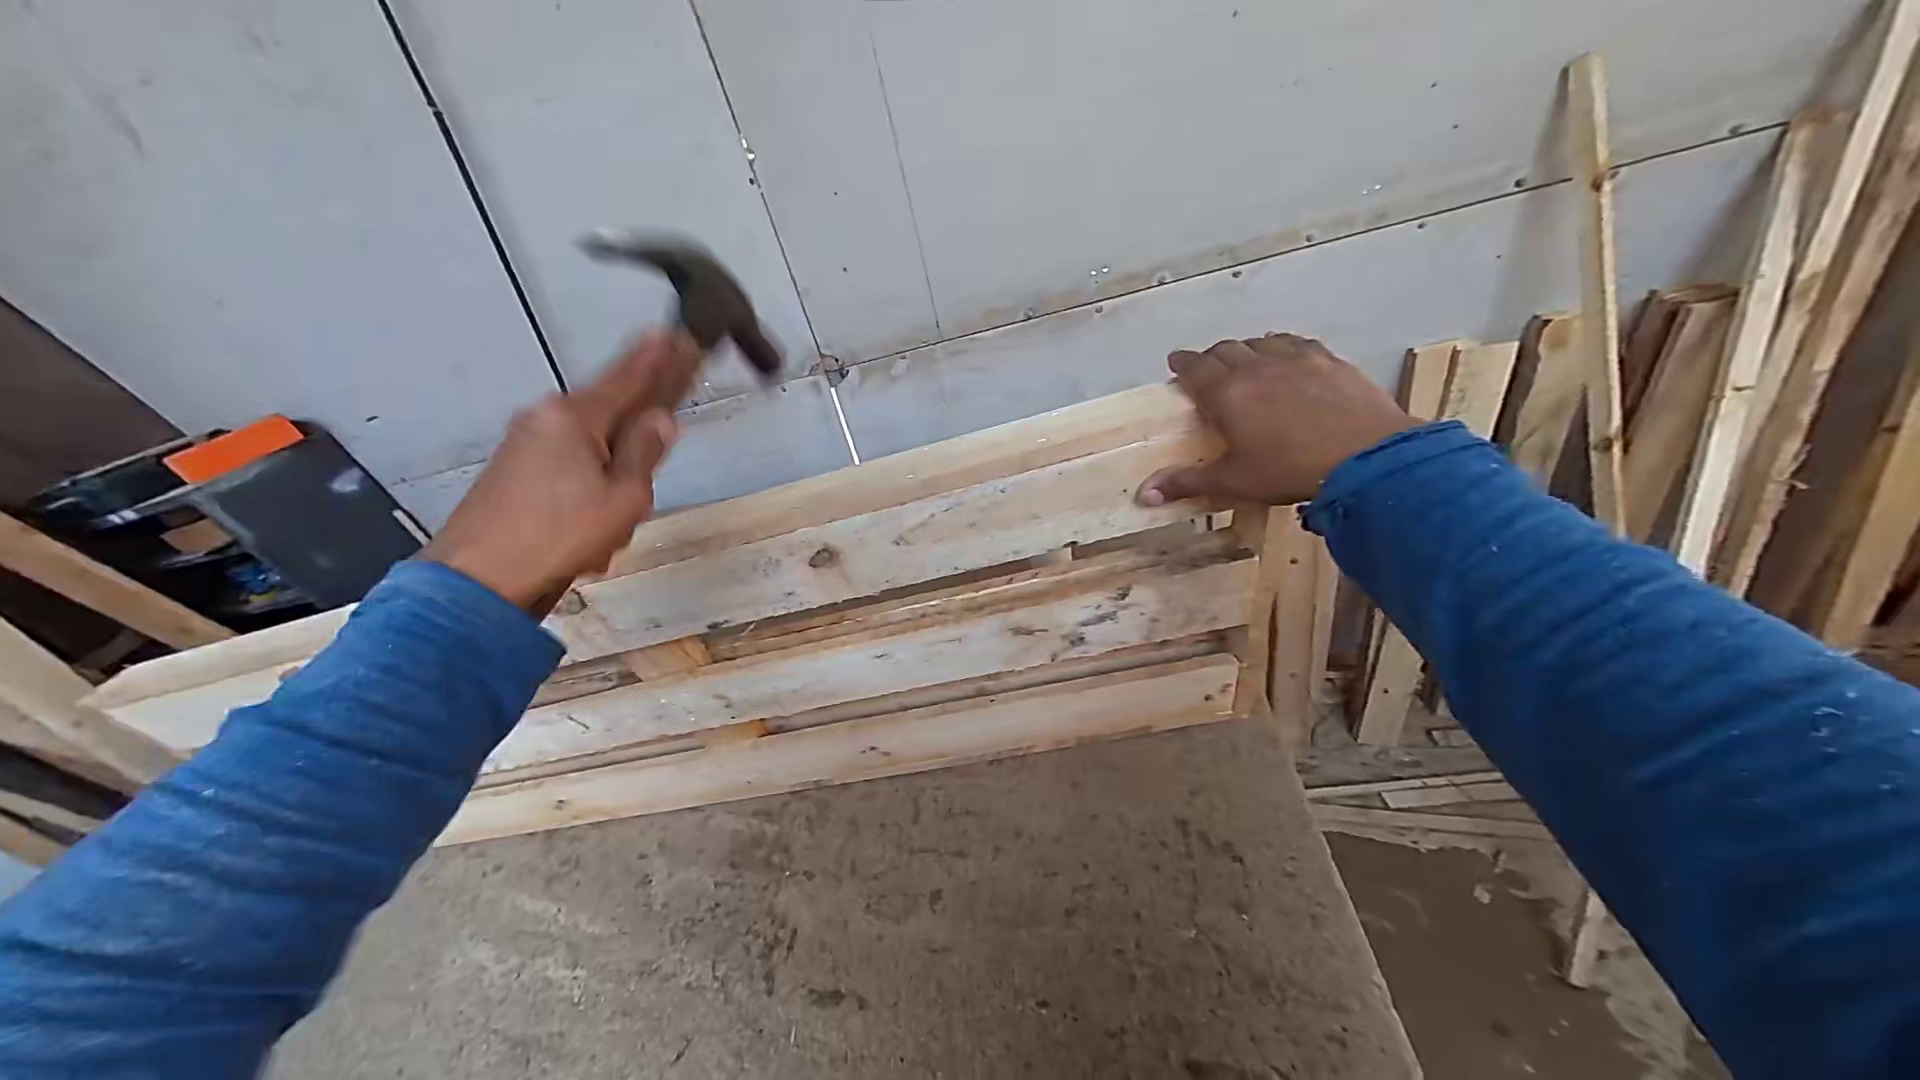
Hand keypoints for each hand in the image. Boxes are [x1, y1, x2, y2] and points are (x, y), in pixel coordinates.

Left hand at [421, 330, 702, 615]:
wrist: (476, 579)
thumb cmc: (560, 534)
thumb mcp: (625, 497)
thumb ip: (646, 452)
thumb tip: (660, 419)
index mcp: (574, 417)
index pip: (627, 378)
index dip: (656, 358)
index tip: (674, 333)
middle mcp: (546, 419)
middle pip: (612, 424)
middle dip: (632, 460)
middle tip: (633, 502)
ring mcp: (525, 446)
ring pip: (593, 456)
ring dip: (609, 491)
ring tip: (602, 534)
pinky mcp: (514, 473)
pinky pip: (570, 475)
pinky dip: (586, 503)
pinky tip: (583, 541)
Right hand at [1137, 333, 1417, 506]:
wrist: (1366, 457)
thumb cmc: (1289, 470)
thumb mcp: (1233, 482)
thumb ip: (1188, 482)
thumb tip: (1144, 494)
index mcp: (1227, 393)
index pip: (1196, 368)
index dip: (1182, 363)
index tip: (1175, 362)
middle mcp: (1257, 367)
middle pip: (1226, 349)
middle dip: (1211, 356)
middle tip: (1206, 368)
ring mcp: (1296, 359)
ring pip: (1261, 341)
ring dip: (1246, 349)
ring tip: (1244, 361)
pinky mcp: (1329, 361)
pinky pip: (1297, 343)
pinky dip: (1282, 346)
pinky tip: (1286, 356)